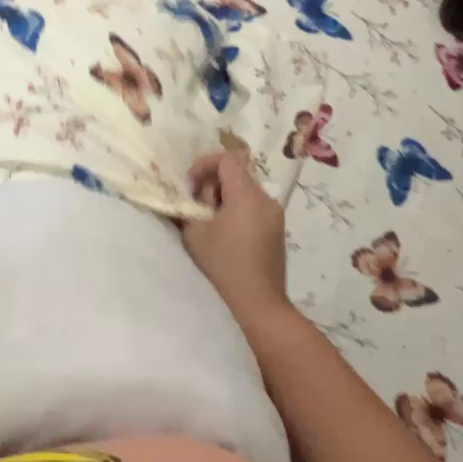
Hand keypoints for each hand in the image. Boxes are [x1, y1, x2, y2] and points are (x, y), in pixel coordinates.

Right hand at [182, 152, 290, 321]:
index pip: (227, 159)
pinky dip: (237, 206)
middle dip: (212, 181)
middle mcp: (265, 199)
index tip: (191, 185)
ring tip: (209, 218)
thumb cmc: (224, 264)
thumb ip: (187, 209)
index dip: (204, 164)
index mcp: (247, 195)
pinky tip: (225, 230)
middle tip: (197, 203)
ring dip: (224, 194)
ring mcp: (274, 213)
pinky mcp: (276, 227)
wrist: (259, 301)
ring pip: (245, 188)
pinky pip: (254, 204)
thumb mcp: (195, 234)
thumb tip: (186, 199)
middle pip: (237, 172)